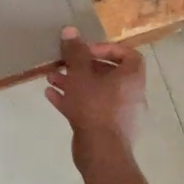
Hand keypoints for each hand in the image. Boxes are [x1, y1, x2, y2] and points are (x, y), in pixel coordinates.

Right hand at [44, 26, 146, 162]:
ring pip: (96, 91)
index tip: (87, 50)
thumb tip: (70, 30)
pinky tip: (52, 96)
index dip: (108, 48)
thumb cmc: (94, 107)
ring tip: (52, 79)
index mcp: (131, 79)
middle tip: (64, 63)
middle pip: (108, 74)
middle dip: (83, 67)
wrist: (101, 153)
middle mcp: (130, 95)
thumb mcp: (80, 74)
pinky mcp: (108, 129)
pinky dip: (73, 101)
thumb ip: (75, 52)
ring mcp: (120, 114)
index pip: (129, 55)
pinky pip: (91, 108)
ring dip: (74, 83)